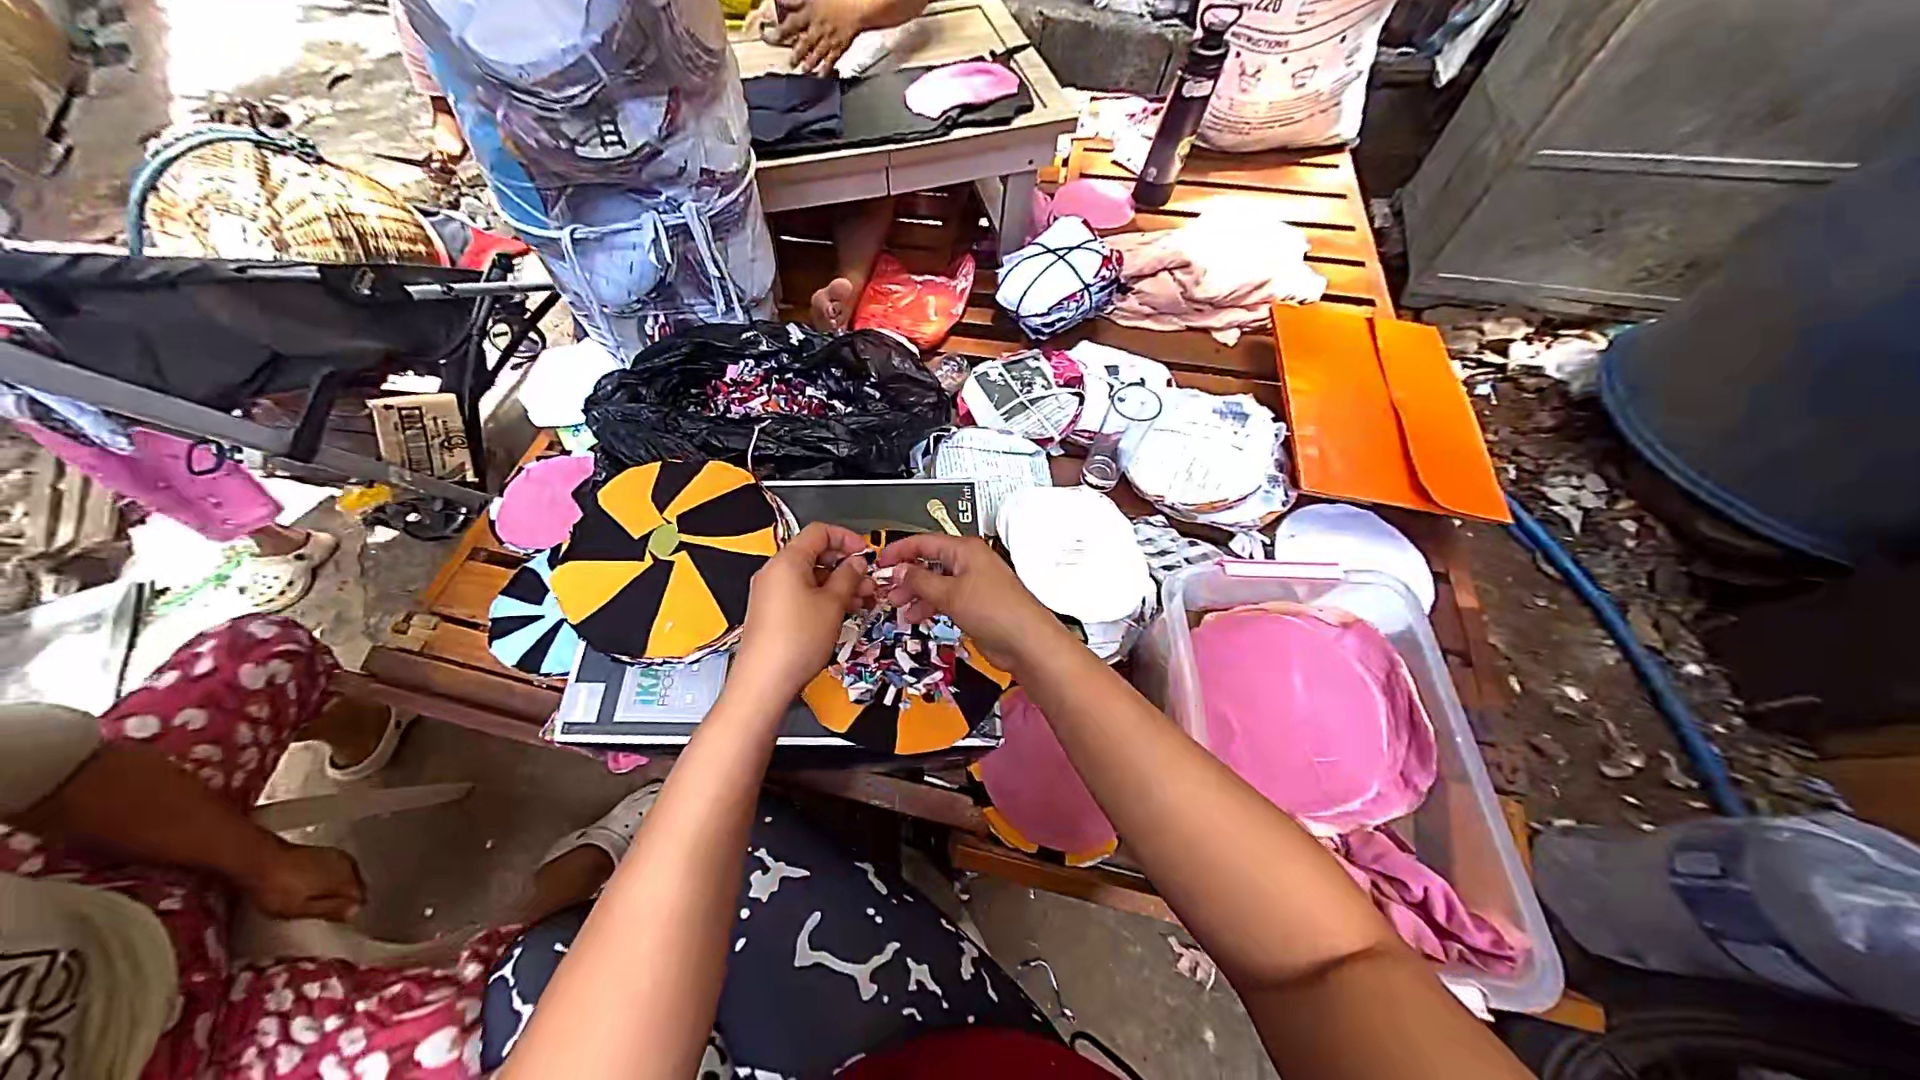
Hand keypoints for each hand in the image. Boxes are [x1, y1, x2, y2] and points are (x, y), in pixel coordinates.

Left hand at [240, 841, 365, 921]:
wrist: (262, 861)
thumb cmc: (279, 890)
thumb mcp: (299, 908)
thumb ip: (329, 910)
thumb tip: (356, 912)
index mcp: (346, 881)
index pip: (360, 898)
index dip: (350, 910)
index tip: (337, 919)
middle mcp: (349, 866)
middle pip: (356, 885)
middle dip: (347, 897)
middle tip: (328, 910)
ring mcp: (339, 856)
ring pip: (349, 875)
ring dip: (341, 886)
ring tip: (322, 897)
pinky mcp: (328, 851)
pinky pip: (339, 867)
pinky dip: (334, 876)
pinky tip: (319, 882)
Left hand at [733, 522, 875, 701]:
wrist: (765, 681)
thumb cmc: (792, 643)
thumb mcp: (833, 604)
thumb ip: (849, 577)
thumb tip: (856, 563)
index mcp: (787, 561)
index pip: (820, 532)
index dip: (846, 538)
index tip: (864, 552)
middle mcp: (774, 572)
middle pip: (815, 554)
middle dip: (845, 565)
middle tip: (867, 580)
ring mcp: (771, 592)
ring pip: (810, 576)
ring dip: (837, 584)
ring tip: (860, 600)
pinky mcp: (772, 612)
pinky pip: (801, 594)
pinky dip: (823, 598)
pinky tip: (841, 612)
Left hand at [772, 0, 870, 72]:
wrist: (860, 6)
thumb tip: (782, 0)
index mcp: (810, 12)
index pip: (790, 22)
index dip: (779, 30)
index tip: (768, 35)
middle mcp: (816, 28)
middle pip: (802, 43)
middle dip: (794, 53)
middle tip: (787, 61)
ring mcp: (828, 40)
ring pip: (815, 54)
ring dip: (808, 63)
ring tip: (802, 70)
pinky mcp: (840, 46)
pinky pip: (830, 60)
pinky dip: (825, 69)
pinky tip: (820, 75)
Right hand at [875, 534, 1067, 675]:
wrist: (1026, 641)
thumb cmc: (1000, 612)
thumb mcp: (949, 593)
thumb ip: (920, 581)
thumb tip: (901, 571)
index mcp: (965, 550)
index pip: (924, 542)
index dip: (900, 550)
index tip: (881, 560)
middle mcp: (969, 563)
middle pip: (929, 562)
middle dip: (906, 575)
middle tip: (887, 588)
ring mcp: (973, 583)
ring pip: (936, 582)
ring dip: (916, 593)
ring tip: (899, 605)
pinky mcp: (975, 603)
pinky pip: (946, 598)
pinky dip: (930, 605)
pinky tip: (917, 615)